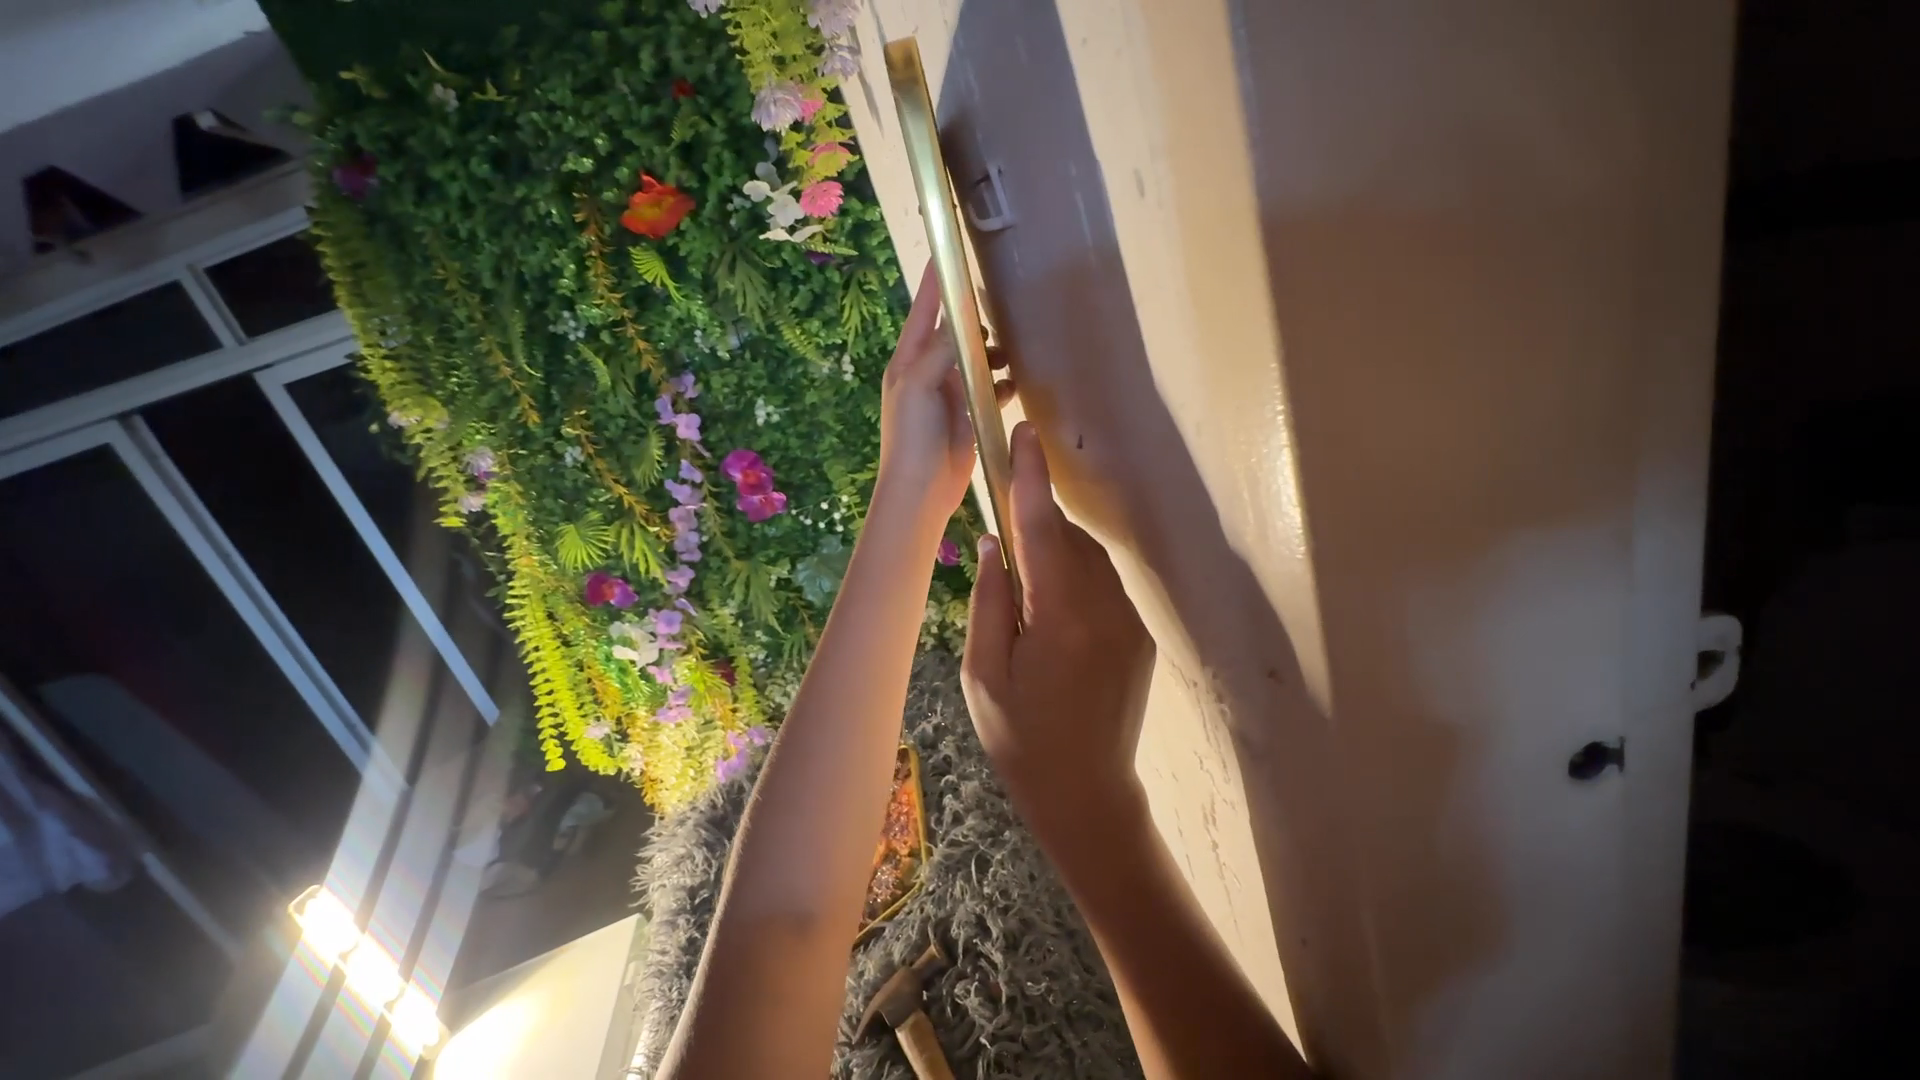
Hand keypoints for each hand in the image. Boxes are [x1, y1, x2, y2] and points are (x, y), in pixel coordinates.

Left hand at [874, 264, 1009, 527]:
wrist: (921, 489)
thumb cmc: (912, 435)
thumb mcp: (919, 384)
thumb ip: (940, 350)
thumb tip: (962, 319)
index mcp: (909, 360)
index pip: (924, 311)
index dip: (936, 283)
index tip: (948, 251)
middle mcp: (928, 372)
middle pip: (954, 333)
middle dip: (976, 318)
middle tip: (1003, 298)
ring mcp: (949, 394)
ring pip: (975, 360)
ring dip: (994, 351)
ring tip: (1016, 342)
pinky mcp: (968, 415)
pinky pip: (989, 389)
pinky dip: (1003, 382)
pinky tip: (1018, 380)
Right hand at [962, 422, 1155, 832]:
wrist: (1087, 794)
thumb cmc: (1021, 740)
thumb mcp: (983, 674)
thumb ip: (990, 600)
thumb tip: (993, 542)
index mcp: (1060, 618)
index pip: (1043, 528)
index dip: (1032, 477)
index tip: (1025, 433)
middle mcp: (1105, 610)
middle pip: (1068, 539)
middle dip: (1037, 520)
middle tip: (1001, 526)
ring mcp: (1129, 623)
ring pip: (1089, 561)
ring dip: (1056, 552)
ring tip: (1023, 588)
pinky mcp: (1139, 637)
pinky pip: (1103, 587)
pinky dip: (1074, 579)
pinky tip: (1050, 612)